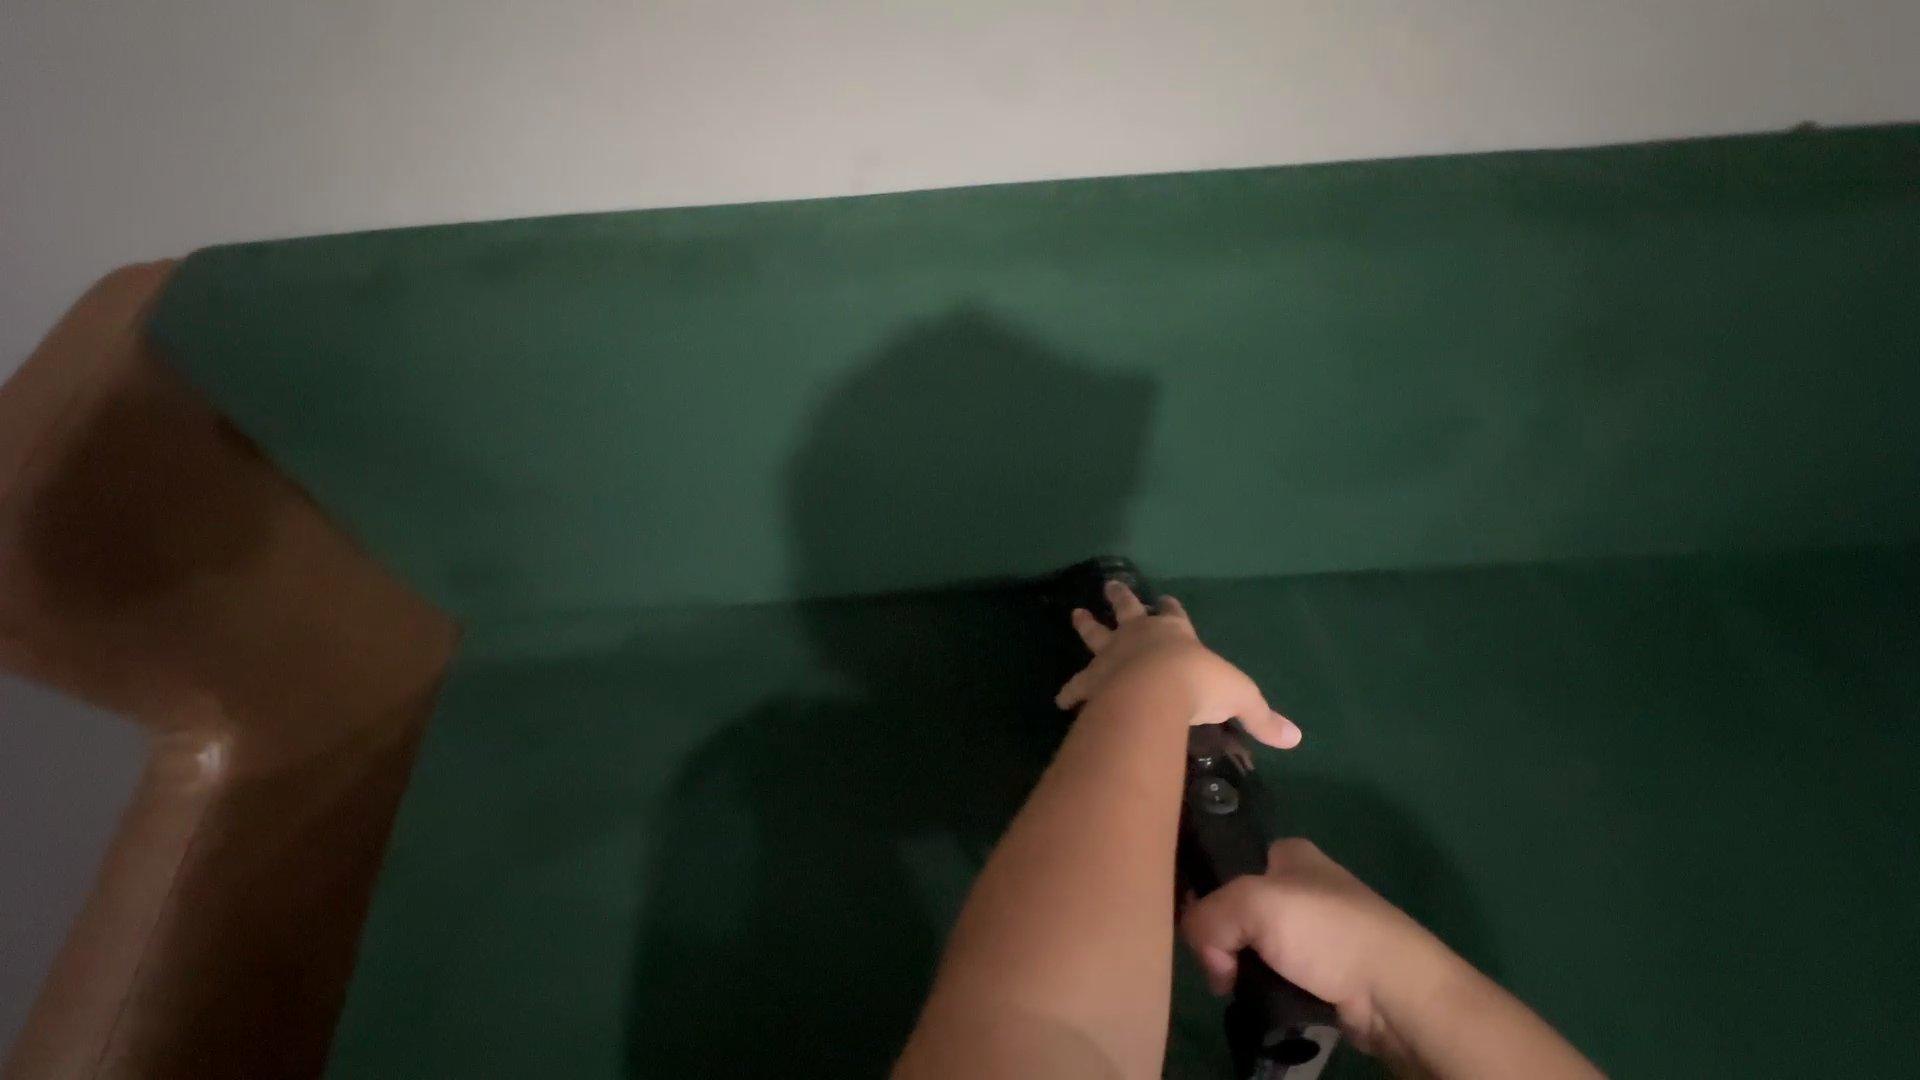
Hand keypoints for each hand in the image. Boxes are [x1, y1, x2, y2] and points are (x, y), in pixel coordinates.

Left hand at [1053, 581, 1299, 748]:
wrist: (1157, 690)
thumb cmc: (1201, 685)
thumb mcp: (1241, 698)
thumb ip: (1262, 717)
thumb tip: (1294, 738)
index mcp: (1176, 633)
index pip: (1174, 615)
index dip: (1171, 609)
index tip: (1165, 599)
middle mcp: (1141, 636)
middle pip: (1128, 609)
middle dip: (1121, 597)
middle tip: (1111, 585)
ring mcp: (1113, 654)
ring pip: (1096, 634)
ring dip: (1087, 625)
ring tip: (1076, 614)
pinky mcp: (1093, 679)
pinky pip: (1078, 685)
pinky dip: (1071, 691)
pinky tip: (1061, 699)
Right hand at [1180, 839, 1456, 1053]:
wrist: (1395, 991)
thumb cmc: (1323, 930)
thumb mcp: (1249, 903)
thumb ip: (1207, 915)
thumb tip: (1204, 951)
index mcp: (1287, 853)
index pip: (1229, 862)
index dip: (1207, 891)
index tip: (1199, 925)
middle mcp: (1303, 886)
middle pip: (1239, 909)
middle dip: (1224, 939)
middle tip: (1221, 966)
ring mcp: (1318, 932)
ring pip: (1257, 946)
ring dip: (1245, 969)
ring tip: (1241, 988)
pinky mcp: (1328, 974)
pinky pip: (1280, 977)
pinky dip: (1268, 990)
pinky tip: (1268, 1000)